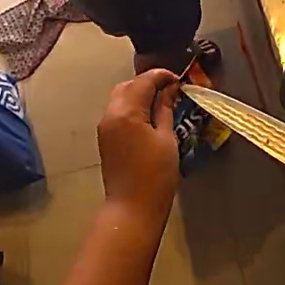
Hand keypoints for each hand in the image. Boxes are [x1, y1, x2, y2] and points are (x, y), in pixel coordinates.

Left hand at [97, 69, 182, 220]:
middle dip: (148, 83)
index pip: (143, 81)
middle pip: (128, 86)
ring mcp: (105, 127)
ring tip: (162, 102)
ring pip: (120, 98)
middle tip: (171, 90)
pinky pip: (118, 113)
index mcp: (126, 112)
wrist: (132, 208)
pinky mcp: (106, 139)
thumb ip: (165, 110)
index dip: (162, 76)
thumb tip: (169, 90)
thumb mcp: (166, 138)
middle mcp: (110, 114)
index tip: (179, 79)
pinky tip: (149, 117)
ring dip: (139, 95)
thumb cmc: (156, 174)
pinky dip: (133, 108)